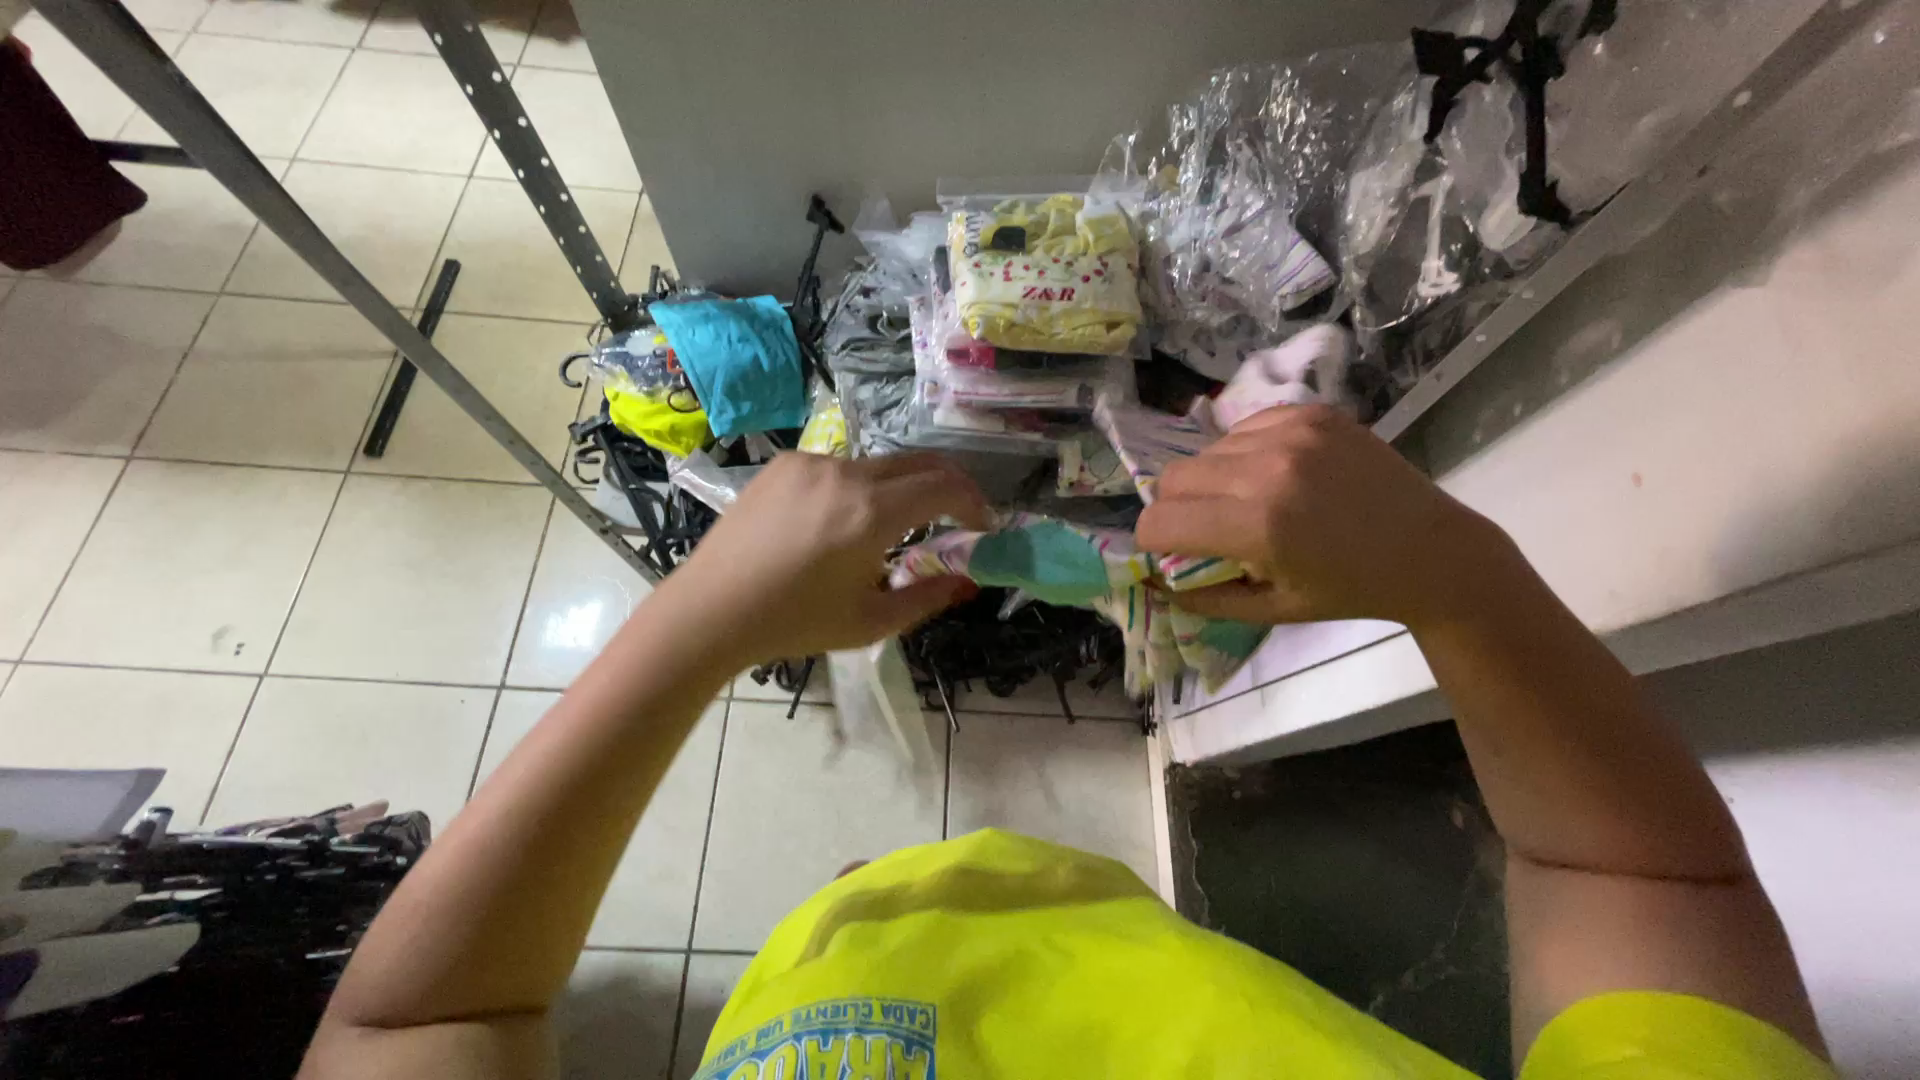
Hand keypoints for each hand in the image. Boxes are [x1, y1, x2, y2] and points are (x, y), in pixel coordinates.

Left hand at [656, 452, 989, 664]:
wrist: (711, 609)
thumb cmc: (795, 624)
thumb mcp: (871, 621)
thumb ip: (929, 597)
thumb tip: (969, 581)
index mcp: (871, 513)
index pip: (945, 486)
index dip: (974, 503)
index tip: (983, 525)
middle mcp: (846, 473)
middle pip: (919, 462)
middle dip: (949, 486)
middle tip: (959, 516)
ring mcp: (812, 462)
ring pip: (878, 466)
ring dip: (901, 489)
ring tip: (892, 530)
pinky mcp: (785, 463)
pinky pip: (840, 467)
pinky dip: (859, 488)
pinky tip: (840, 524)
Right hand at [1134, 405, 1512, 628]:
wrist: (1431, 551)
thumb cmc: (1348, 590)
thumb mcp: (1270, 610)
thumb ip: (1201, 597)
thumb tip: (1150, 579)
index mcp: (1258, 527)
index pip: (1159, 520)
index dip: (1153, 540)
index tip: (1171, 550)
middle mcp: (1268, 471)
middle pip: (1173, 478)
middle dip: (1177, 508)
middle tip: (1209, 528)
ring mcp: (1292, 434)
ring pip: (1206, 452)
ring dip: (1212, 480)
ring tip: (1250, 501)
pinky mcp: (1311, 413)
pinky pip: (1243, 429)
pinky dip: (1244, 454)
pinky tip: (1277, 475)